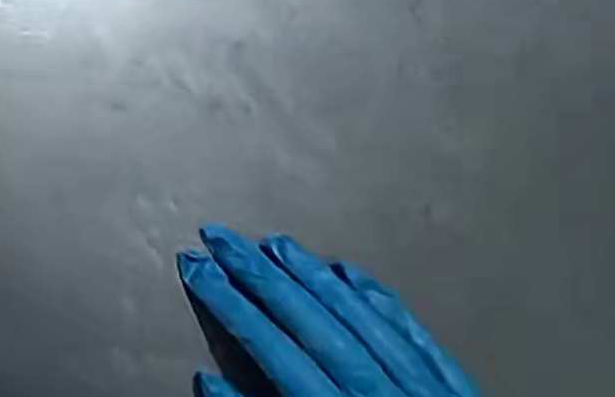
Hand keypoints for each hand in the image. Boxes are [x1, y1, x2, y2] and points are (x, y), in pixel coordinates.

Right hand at [179, 226, 478, 396]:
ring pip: (363, 321)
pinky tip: (353, 274)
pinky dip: (383, 304)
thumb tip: (207, 380)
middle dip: (258, 273)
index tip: (194, 265)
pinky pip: (420, 342)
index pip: (275, 349)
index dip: (228, 302)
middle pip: (313, 323)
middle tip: (217, 234)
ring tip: (275, 242)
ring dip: (312, 276)